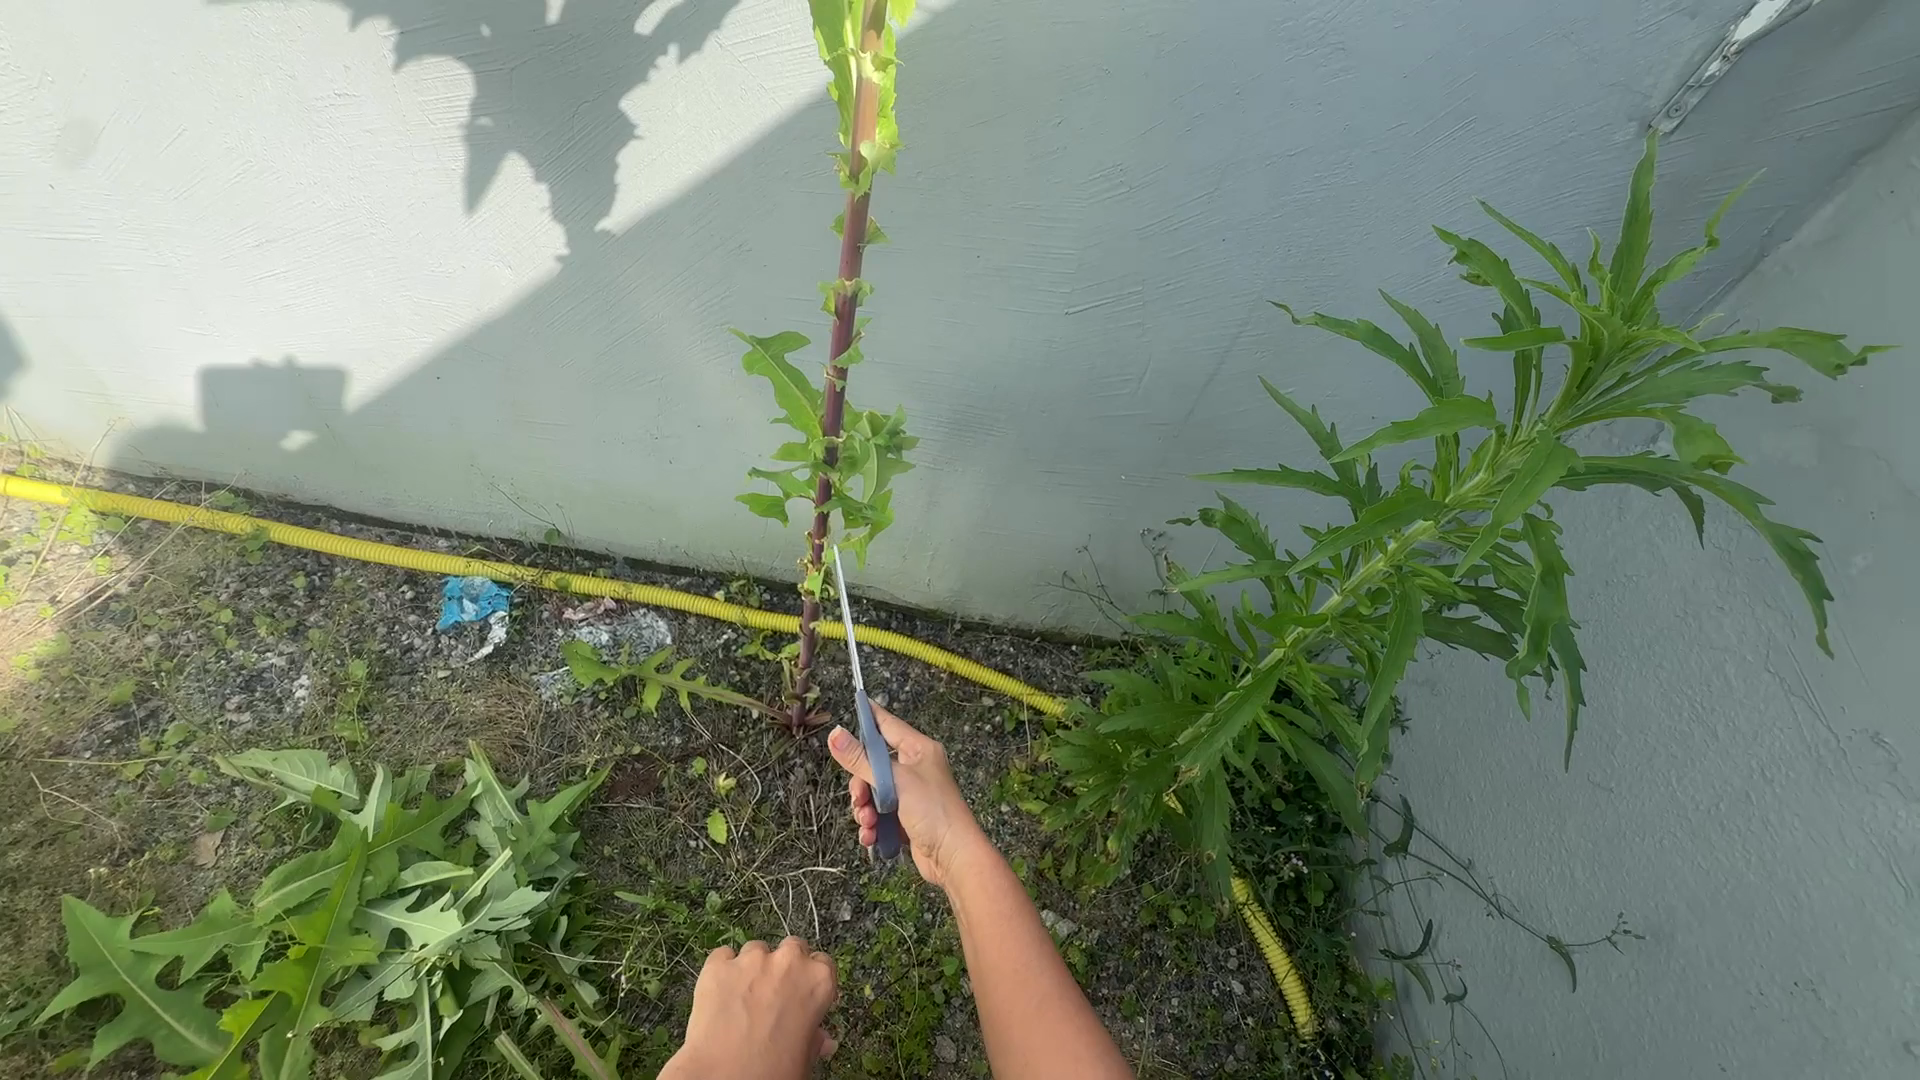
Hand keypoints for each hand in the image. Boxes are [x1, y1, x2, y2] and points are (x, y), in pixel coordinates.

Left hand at [659, 937, 838, 1079]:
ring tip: (741, 1000)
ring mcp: (752, 959)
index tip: (802, 995)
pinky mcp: (719, 965)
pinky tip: (719, 996)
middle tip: (772, 997)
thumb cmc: (772, 1074)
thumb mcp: (804, 1059)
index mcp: (818, 981)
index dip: (810, 981)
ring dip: (752, 968)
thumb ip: (813, 1039)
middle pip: (792, 948)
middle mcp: (789, 960)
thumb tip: (821, 1040)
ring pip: (756, 950)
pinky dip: (721, 971)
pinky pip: (722, 956)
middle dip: (783, 967)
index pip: (823, 964)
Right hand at [826, 704, 988, 888]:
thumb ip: (862, 760)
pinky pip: (879, 815)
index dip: (869, 717)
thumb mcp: (894, 782)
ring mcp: (911, 795)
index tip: (852, 704)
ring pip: (874, 793)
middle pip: (874, 765)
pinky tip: (871, 837)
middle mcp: (916, 768)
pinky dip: (872, 826)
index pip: (888, 725)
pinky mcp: (907, 819)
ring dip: (865, 810)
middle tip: (860, 799)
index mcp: (919, 750)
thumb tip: (835, 734)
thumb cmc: (934, 812)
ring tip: (868, 823)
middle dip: (861, 785)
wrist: (954, 858)